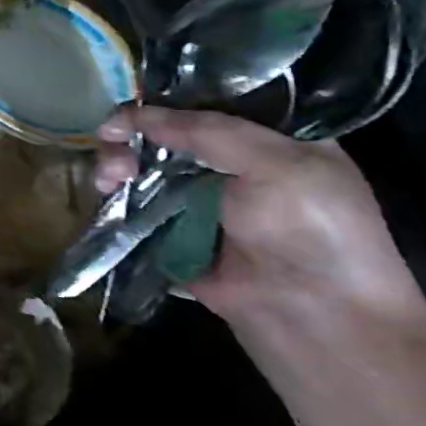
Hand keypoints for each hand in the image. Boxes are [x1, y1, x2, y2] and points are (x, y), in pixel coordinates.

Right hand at [94, 105, 425, 334]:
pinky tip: (105, 198)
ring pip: (149, 172)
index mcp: (273, 140)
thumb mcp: (276, 164)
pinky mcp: (178, 242)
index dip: (166, 101)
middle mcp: (235, 168)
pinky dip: (118, 202)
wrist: (320, 324)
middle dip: (134, 136)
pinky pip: (141, 213)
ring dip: (120, 167)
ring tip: (108, 179)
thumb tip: (133, 115)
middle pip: (169, 138)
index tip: (129, 109)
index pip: (209, 104)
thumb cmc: (313, 232)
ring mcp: (204, 208)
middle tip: (114, 146)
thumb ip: (206, 131)